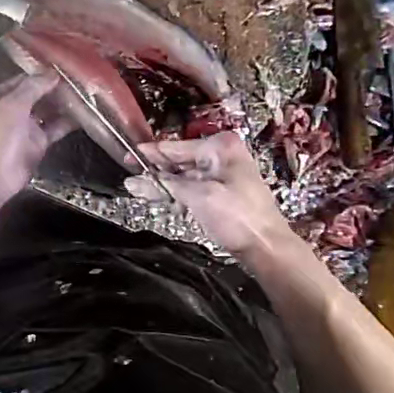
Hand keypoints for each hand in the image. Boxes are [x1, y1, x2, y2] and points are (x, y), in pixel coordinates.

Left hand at [0, 74, 74, 211]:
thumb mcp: (11, 106)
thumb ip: (32, 88)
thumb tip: (52, 73)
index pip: (23, 80)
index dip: (42, 74)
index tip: (65, 67)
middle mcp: (11, 109)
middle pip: (37, 94)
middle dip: (55, 88)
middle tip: (80, 80)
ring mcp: (25, 127)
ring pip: (47, 110)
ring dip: (63, 104)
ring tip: (86, 93)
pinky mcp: (38, 143)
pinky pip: (55, 128)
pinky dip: (67, 122)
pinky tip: (84, 114)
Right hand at [126, 133, 293, 259]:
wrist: (266, 246)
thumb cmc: (237, 216)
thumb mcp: (198, 196)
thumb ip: (165, 185)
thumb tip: (134, 181)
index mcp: (220, 146)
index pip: (176, 147)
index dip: (150, 153)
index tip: (127, 155)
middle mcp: (222, 155)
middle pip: (179, 161)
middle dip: (156, 171)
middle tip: (130, 177)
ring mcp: (223, 175)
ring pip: (184, 176)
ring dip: (164, 185)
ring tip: (139, 190)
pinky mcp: (222, 194)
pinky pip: (193, 189)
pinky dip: (177, 195)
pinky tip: (161, 199)